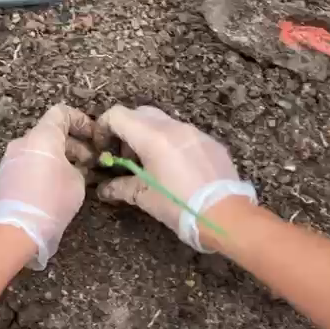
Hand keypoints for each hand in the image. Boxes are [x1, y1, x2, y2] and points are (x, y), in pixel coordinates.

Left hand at [0, 104, 95, 268]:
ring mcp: (10, 159)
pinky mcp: (4, 175)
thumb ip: (78, 165)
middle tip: (89, 161)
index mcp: (42, 136)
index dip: (80, 120)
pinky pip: (27, 163)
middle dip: (72, 143)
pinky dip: (42, 167)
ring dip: (57, 156)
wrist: (17, 229)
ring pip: (38, 149)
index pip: (61, 112)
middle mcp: (23, 142)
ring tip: (74, 174)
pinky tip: (55, 184)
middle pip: (49, 132)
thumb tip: (75, 165)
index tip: (93, 136)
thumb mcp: (77, 180)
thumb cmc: (52, 200)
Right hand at [94, 105, 255, 251]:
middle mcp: (173, 127)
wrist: (225, 215)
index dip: (104, 127)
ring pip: (163, 122)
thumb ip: (121, 187)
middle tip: (124, 156)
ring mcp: (195, 132)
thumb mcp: (145, 198)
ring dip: (149, 136)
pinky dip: (171, 143)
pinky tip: (174, 168)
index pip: (118, 115)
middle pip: (140, 113)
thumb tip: (104, 189)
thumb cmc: (179, 206)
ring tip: (149, 164)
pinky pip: (184, 134)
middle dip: (126, 130)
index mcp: (153, 137)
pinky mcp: (210, 142)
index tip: (103, 148)